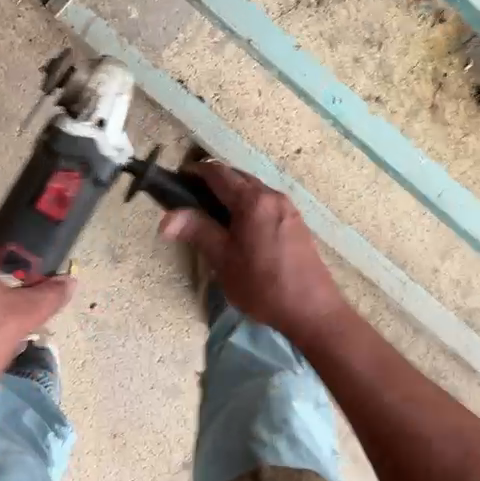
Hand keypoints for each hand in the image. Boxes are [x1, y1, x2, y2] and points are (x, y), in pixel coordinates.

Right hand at [157, 161, 348, 345]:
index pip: (218, 173)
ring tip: (213, 212)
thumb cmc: (263, 285)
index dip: (196, 171)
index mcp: (252, 200)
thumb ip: (197, 231)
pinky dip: (248, 202)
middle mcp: (271, 195)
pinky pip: (265, 200)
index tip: (178, 176)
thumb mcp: (223, 261)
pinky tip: (240, 225)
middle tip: (191, 196)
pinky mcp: (295, 221)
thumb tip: (166, 218)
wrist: (312, 309)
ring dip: (232, 191)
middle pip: (237, 176)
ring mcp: (287, 207)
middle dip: (214, 179)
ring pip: (253, 188)